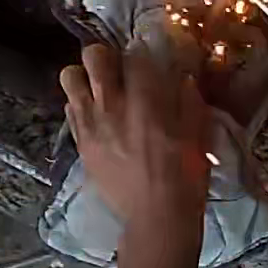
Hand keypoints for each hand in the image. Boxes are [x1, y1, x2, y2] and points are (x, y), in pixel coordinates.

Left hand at [60, 44, 209, 233]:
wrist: (156, 216)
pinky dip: (81, 104)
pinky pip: (70, 108)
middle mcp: (112, 105)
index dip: (143, 50)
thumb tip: (183, 78)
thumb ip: (189, 102)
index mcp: (145, 101)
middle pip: (94, 56)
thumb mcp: (198, 136)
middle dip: (107, 56)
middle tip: (120, 68)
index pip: (135, 55)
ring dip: (86, 77)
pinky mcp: (80, 143)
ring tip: (101, 89)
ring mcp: (90, 124)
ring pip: (70, 77)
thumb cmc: (184, 176)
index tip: (150, 57)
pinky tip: (99, 116)